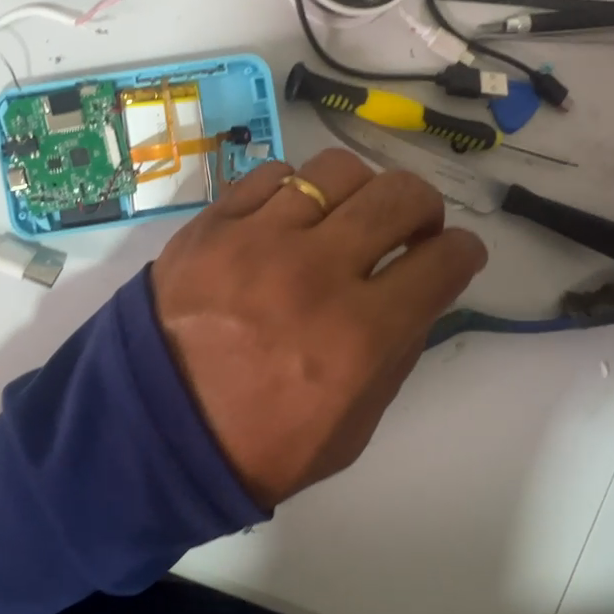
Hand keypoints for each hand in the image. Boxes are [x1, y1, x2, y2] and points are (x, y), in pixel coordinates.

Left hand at [150, 150, 487, 509]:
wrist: (151, 432)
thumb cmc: (260, 444)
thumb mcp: (352, 428)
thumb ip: (395, 354)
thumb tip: (419, 292)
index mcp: (360, 334)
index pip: (442, 261)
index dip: (462, 252)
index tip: (455, 254)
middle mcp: (315, 272)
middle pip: (399, 196)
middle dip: (423, 208)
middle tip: (412, 227)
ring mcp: (258, 240)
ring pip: (336, 170)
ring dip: (360, 191)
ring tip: (348, 215)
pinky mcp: (212, 224)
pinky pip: (271, 174)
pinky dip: (294, 187)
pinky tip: (290, 214)